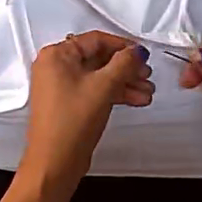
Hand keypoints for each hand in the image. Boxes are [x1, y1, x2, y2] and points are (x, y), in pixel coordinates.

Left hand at [19, 32, 153, 198]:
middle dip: (126, 67)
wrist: (55, 162)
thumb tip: (135, 51)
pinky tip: (135, 100)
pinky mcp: (67, 103)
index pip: (95, 39)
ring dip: (124, 82)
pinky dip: (114, 93)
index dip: (122, 45)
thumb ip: (124, 64)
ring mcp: (60, 86)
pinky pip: (94, 90)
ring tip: (146, 91)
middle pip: (98, 58)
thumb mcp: (104, 86)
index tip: (141, 53)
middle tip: (146, 74)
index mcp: (57, 55)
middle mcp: (54, 67)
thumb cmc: (70, 123)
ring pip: (99, 76)